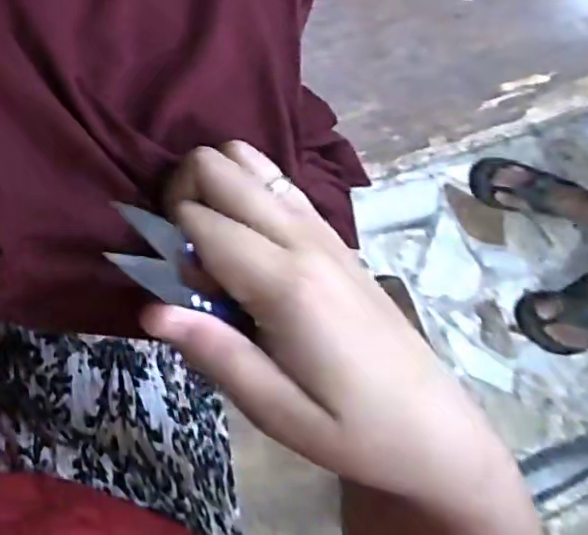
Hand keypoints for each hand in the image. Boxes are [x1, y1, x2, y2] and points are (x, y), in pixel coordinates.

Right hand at [141, 143, 537, 534]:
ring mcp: (318, 225)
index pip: (198, 217)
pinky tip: (242, 229)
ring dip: (209, 181)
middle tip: (184, 248)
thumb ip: (214, 353)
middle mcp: (300, 237)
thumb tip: (149, 310)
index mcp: (286, 283)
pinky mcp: (327, 227)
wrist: (439, 431)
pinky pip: (270, 172)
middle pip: (214, 164)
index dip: (169, 240)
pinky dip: (239, 181)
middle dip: (179, 193)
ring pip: (241, 155)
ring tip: (210, 233)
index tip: (183, 283)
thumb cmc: (353, 429)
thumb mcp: (278, 413)